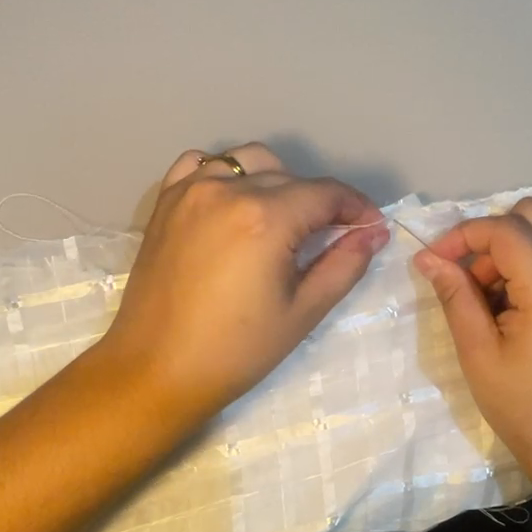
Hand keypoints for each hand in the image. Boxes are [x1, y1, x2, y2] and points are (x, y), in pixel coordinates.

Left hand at [96, 143, 389, 427]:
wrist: (157, 369)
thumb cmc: (236, 350)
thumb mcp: (303, 312)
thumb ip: (344, 264)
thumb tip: (374, 233)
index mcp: (265, 218)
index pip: (326, 193)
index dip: (356, 208)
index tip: (371, 228)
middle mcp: (227, 190)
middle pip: (291, 177)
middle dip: (320, 202)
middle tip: (330, 239)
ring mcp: (191, 191)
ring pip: (248, 162)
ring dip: (276, 182)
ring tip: (282, 221)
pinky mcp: (166, 203)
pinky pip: (202, 165)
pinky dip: (226, 175)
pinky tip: (234, 205)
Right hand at [412, 197, 531, 488]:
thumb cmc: (522, 407)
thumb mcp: (478, 354)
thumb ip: (455, 297)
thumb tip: (428, 258)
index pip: (506, 231)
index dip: (464, 235)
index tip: (436, 261)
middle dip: (491, 234)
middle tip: (468, 276)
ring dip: (510, 248)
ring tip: (488, 299)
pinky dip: (529, 262)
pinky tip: (512, 306)